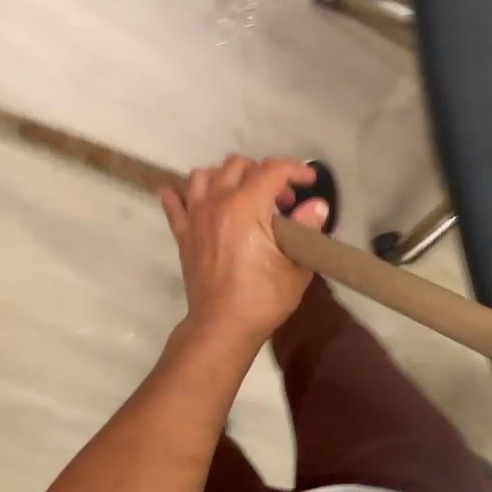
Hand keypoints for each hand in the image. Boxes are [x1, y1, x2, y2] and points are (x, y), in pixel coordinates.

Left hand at [160, 156, 331, 343]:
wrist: (223, 326)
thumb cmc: (264, 298)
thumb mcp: (296, 267)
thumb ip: (306, 230)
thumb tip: (317, 205)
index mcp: (246, 207)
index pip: (272, 170)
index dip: (294, 169)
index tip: (310, 181)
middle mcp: (217, 202)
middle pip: (237, 165)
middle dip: (264, 174)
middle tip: (281, 201)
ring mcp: (195, 217)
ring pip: (204, 175)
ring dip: (227, 178)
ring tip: (243, 197)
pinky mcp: (183, 234)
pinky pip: (175, 203)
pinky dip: (183, 195)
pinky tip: (193, 201)